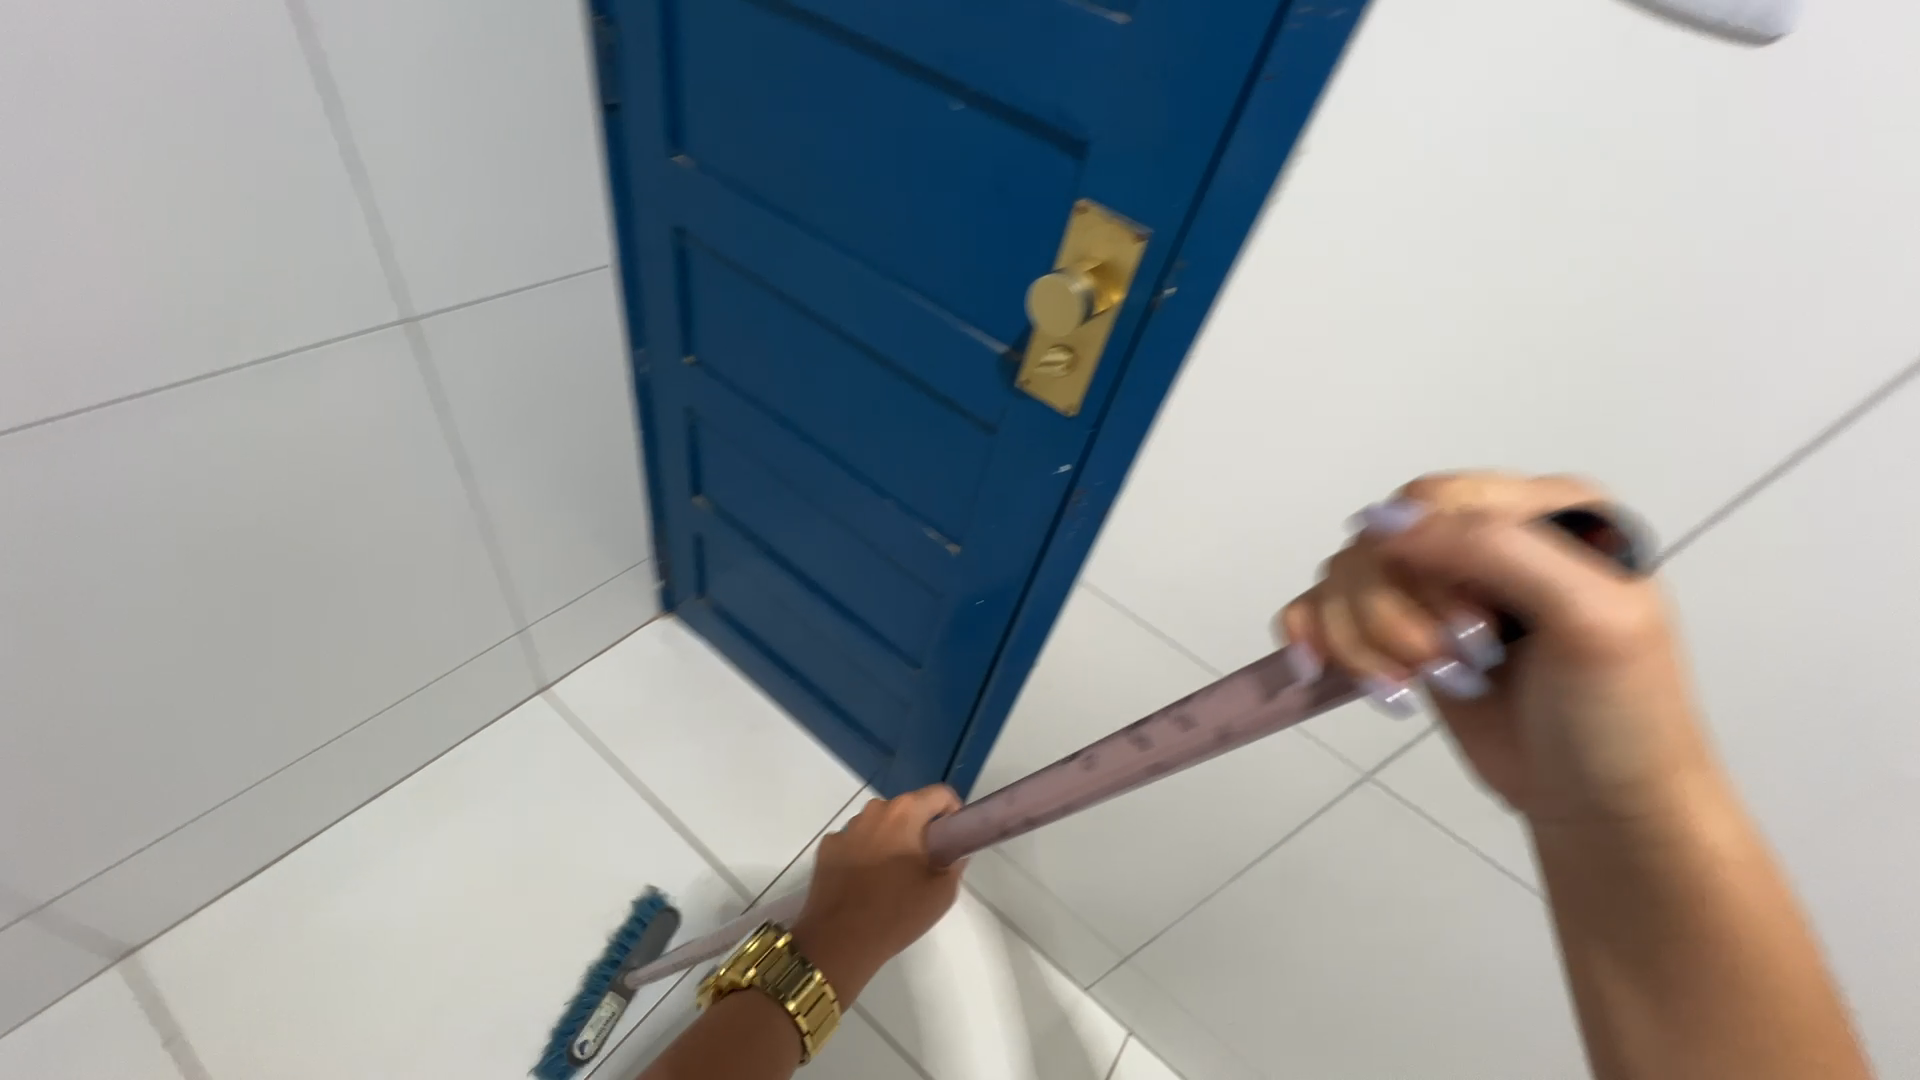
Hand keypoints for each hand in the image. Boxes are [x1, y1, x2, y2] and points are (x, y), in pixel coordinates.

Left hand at [793, 785, 964, 1001]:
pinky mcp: (827, 848)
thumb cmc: (897, 913)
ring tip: (893, 876)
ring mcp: (846, 828)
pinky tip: (864, 884)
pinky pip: (854, 842)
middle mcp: (874, 811)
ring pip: (878, 824)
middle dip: (920, 828)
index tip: (954, 836)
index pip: (940, 794)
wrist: (839, 942)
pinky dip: (863, 854)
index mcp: (905, 813)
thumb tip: (954, 853)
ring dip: (890, 839)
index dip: (953, 811)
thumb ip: (955, 864)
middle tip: (926, 862)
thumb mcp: (942, 893)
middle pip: (907, 808)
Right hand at [1278, 472, 1719, 828]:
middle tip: (1448, 668)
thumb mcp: (1590, 617)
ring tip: (1409, 686)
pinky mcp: (1394, 630)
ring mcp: (1430, 588)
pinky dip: (1311, 637)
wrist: (1600, 806)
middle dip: (1392, 614)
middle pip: (1374, 544)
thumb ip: (1495, 548)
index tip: (1465, 629)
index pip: (1429, 499)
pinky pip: (1318, 608)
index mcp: (1538, 512)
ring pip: (1340, 579)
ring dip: (1359, 640)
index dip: (1422, 559)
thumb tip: (1380, 522)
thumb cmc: (1617, 716)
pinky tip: (1317, 668)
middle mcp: (1475, 539)